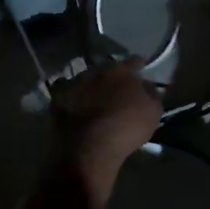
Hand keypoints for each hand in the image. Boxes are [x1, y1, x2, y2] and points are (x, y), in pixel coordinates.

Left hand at [51, 61, 161, 208]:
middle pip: (106, 70)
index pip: (134, 61)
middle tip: (117, 88)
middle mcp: (94, 71)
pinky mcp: (56, 100)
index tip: (142, 69)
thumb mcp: (153, 111)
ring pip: (85, 80)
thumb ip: (151, 93)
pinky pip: (67, 95)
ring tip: (95, 100)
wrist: (88, 147)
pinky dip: (72, 99)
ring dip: (91, 87)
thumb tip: (147, 85)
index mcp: (120, 70)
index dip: (139, 66)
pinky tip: (76, 108)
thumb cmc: (126, 127)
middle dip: (112, 77)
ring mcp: (73, 84)